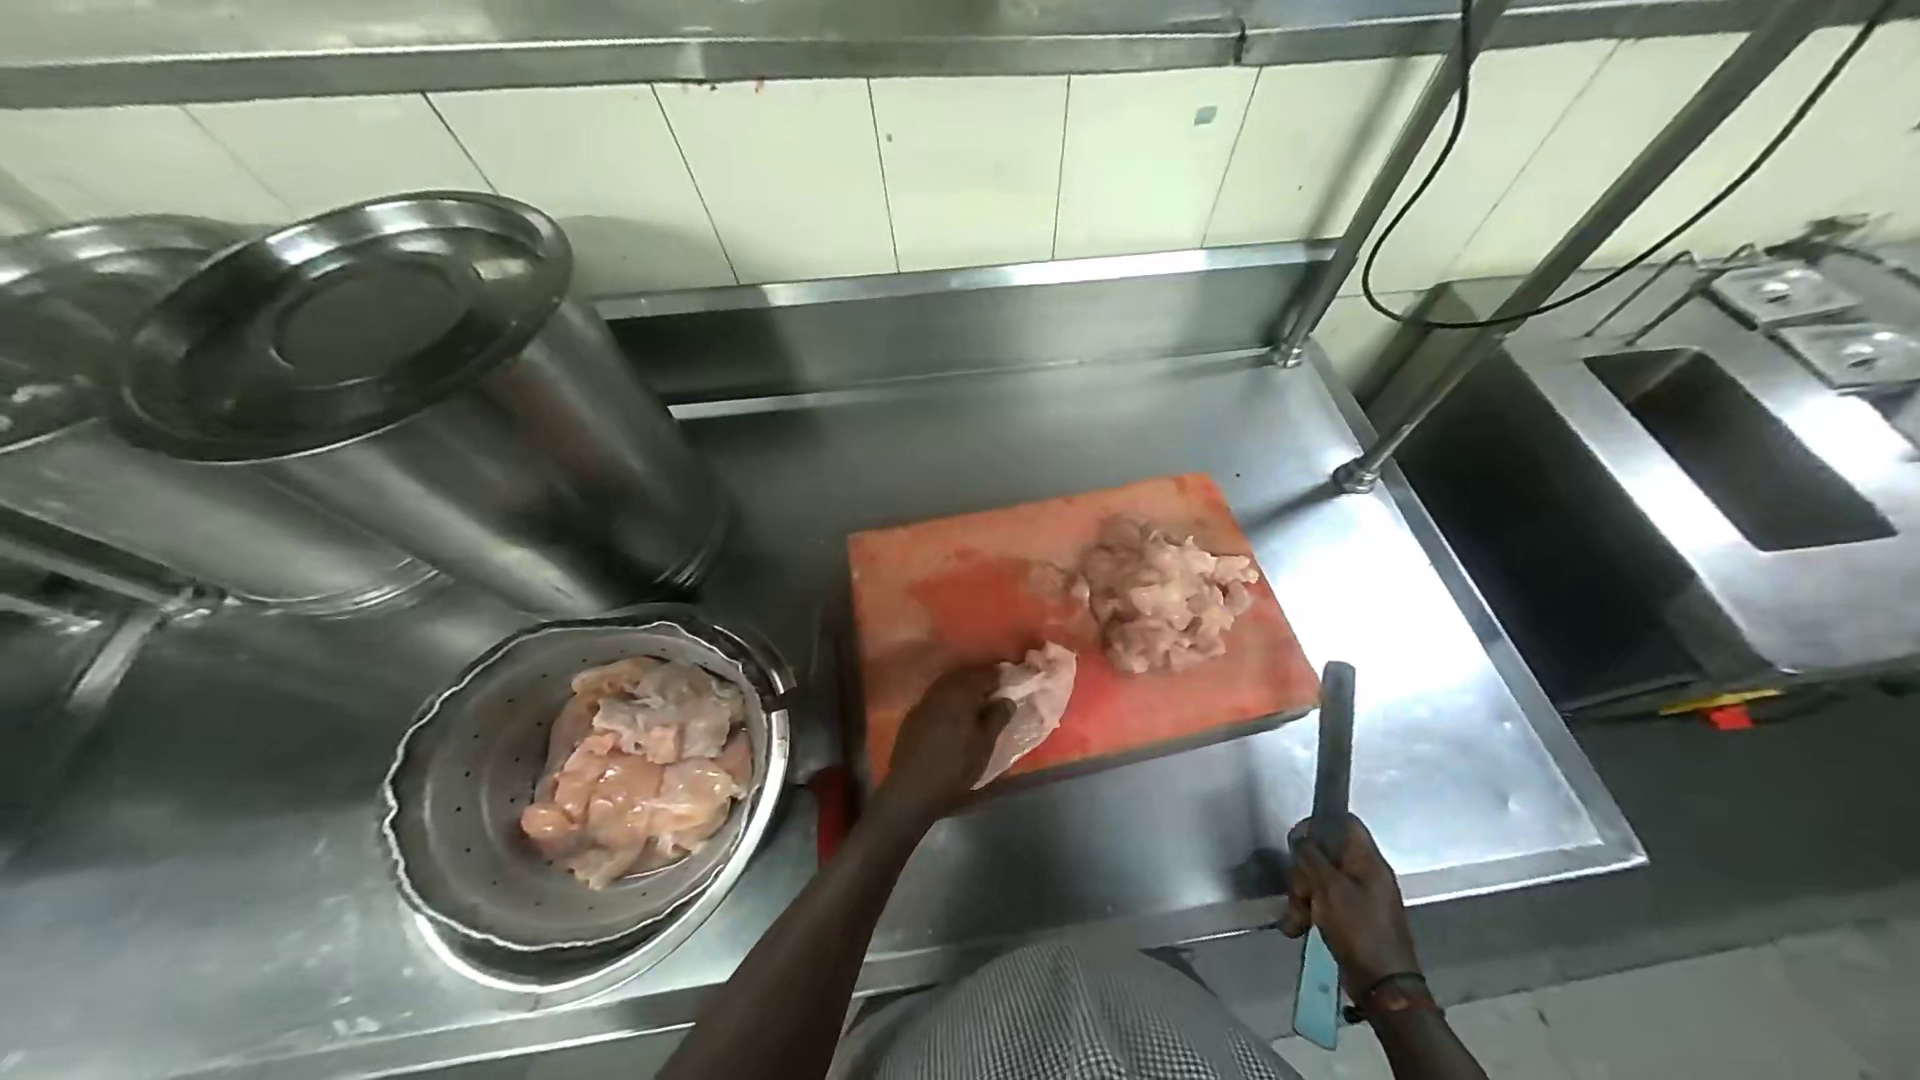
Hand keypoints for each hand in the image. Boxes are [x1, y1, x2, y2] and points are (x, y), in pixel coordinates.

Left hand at [873, 667, 1012, 827]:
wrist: (913, 788)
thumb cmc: (956, 766)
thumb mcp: (985, 744)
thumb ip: (997, 718)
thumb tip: (1006, 700)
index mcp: (961, 694)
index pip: (983, 674)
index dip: (998, 677)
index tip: (1009, 684)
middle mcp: (940, 691)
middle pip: (963, 676)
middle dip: (979, 681)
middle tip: (994, 693)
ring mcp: (923, 702)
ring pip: (947, 686)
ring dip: (962, 690)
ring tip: (975, 704)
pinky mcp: (912, 716)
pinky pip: (935, 698)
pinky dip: (948, 700)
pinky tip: (952, 715)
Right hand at [1279, 814, 1420, 997]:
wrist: (1383, 986)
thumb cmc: (1359, 930)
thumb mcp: (1330, 888)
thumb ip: (1312, 857)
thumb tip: (1301, 837)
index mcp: (1368, 861)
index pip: (1346, 823)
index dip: (1319, 824)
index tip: (1298, 840)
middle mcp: (1364, 874)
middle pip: (1324, 853)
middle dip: (1303, 871)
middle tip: (1301, 890)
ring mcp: (1357, 896)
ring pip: (1318, 879)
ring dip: (1301, 896)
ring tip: (1298, 917)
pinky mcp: (1350, 916)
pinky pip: (1322, 901)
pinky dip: (1308, 911)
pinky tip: (1297, 927)